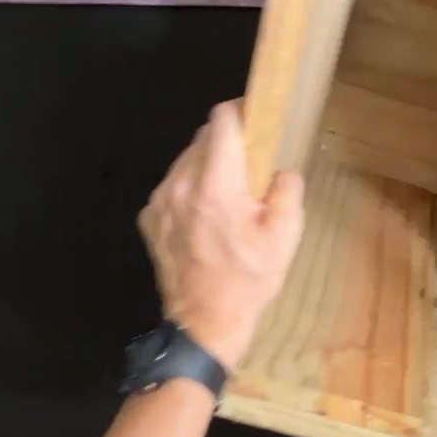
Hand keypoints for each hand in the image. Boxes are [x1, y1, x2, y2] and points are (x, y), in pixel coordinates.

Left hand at [139, 102, 305, 367]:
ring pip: (186, 161)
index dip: (242, 113)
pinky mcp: (149, 217)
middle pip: (203, 138)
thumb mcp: (285, 237)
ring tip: (229, 198)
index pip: (221, 121)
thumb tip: (280, 168)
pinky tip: (207, 219)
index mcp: (216, 185)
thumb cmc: (248, 280)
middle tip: (251, 168)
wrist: (204, 323)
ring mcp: (160, 201)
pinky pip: (173, 186)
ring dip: (209, 167)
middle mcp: (180, 185)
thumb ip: (286, 191)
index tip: (258, 120)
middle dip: (229, 144)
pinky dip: (192, 190)